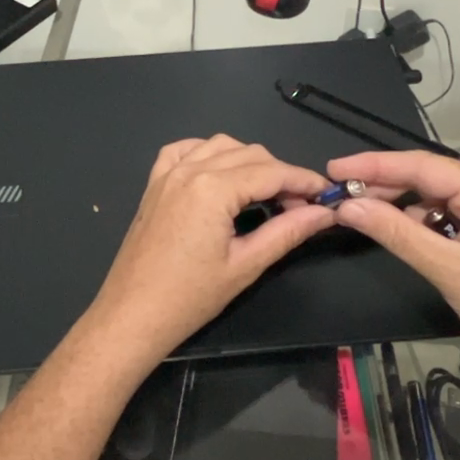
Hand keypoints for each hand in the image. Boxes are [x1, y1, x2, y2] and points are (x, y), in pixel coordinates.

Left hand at [85, 135, 335, 360]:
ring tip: (266, 193)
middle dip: (280, 174)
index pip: (272, 172)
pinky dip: (207, 153)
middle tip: (299, 207)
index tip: (327, 195)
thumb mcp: (245, 265)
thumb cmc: (190, 297)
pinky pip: (184, 150)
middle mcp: (191, 169)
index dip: (304, 181)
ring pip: (220, 145)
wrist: (132, 314)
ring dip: (248, 161)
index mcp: (214, 188)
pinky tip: (220, 173)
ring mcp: (168, 173)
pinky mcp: (154, 183)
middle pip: (250, 153)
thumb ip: (287, 232)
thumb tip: (325, 212)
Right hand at [326, 151, 459, 374]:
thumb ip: (396, 233)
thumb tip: (348, 207)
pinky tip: (387, 225)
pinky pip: (437, 214)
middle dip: (381, 182)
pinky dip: (411, 219)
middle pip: (424, 176)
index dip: (375, 165)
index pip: (422, 166)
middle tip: (337, 191)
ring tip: (355, 207)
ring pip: (428, 195)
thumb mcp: (447, 269)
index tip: (335, 168)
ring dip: (394, 201)